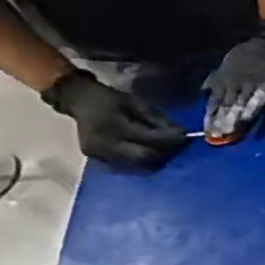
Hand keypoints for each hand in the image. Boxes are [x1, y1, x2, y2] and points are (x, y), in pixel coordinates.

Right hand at [41, 71, 188, 169]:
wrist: (78, 101)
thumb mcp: (134, 102)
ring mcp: (100, 155)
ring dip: (154, 159)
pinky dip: (141, 162)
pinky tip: (149, 154)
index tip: (185, 138)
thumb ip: (156, 119)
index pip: (149, 139)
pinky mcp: (98, 160)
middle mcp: (105, 144)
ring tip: (166, 151)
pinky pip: (126, 166)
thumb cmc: (109, 99)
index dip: (169, 141)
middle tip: (178, 147)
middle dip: (164, 153)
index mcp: (114, 125)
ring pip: (136, 165)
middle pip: (144, 157)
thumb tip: (179, 134)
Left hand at [201, 20, 264, 141]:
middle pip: (226, 105)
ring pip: (240, 104)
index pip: (215, 100)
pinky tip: (248, 120)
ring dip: (233, 119)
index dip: (210, 115)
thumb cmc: (253, 52)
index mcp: (225, 77)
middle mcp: (235, 82)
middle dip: (220, 121)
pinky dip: (253, 109)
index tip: (206, 130)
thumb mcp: (230, 61)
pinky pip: (259, 100)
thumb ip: (218, 77)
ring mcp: (252, 84)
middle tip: (215, 136)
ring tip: (227, 133)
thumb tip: (204, 90)